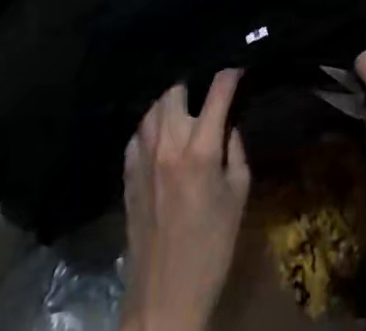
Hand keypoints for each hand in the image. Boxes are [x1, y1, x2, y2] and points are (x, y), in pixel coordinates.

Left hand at [122, 69, 249, 330]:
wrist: (166, 294)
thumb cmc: (213, 245)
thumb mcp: (239, 193)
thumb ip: (234, 150)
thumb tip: (229, 124)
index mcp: (200, 150)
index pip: (216, 93)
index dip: (230, 75)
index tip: (239, 71)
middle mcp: (167, 147)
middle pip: (174, 93)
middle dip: (194, 86)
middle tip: (210, 95)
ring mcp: (141, 161)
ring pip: (151, 111)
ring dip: (170, 104)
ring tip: (187, 110)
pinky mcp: (126, 177)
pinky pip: (136, 136)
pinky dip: (151, 127)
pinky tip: (164, 136)